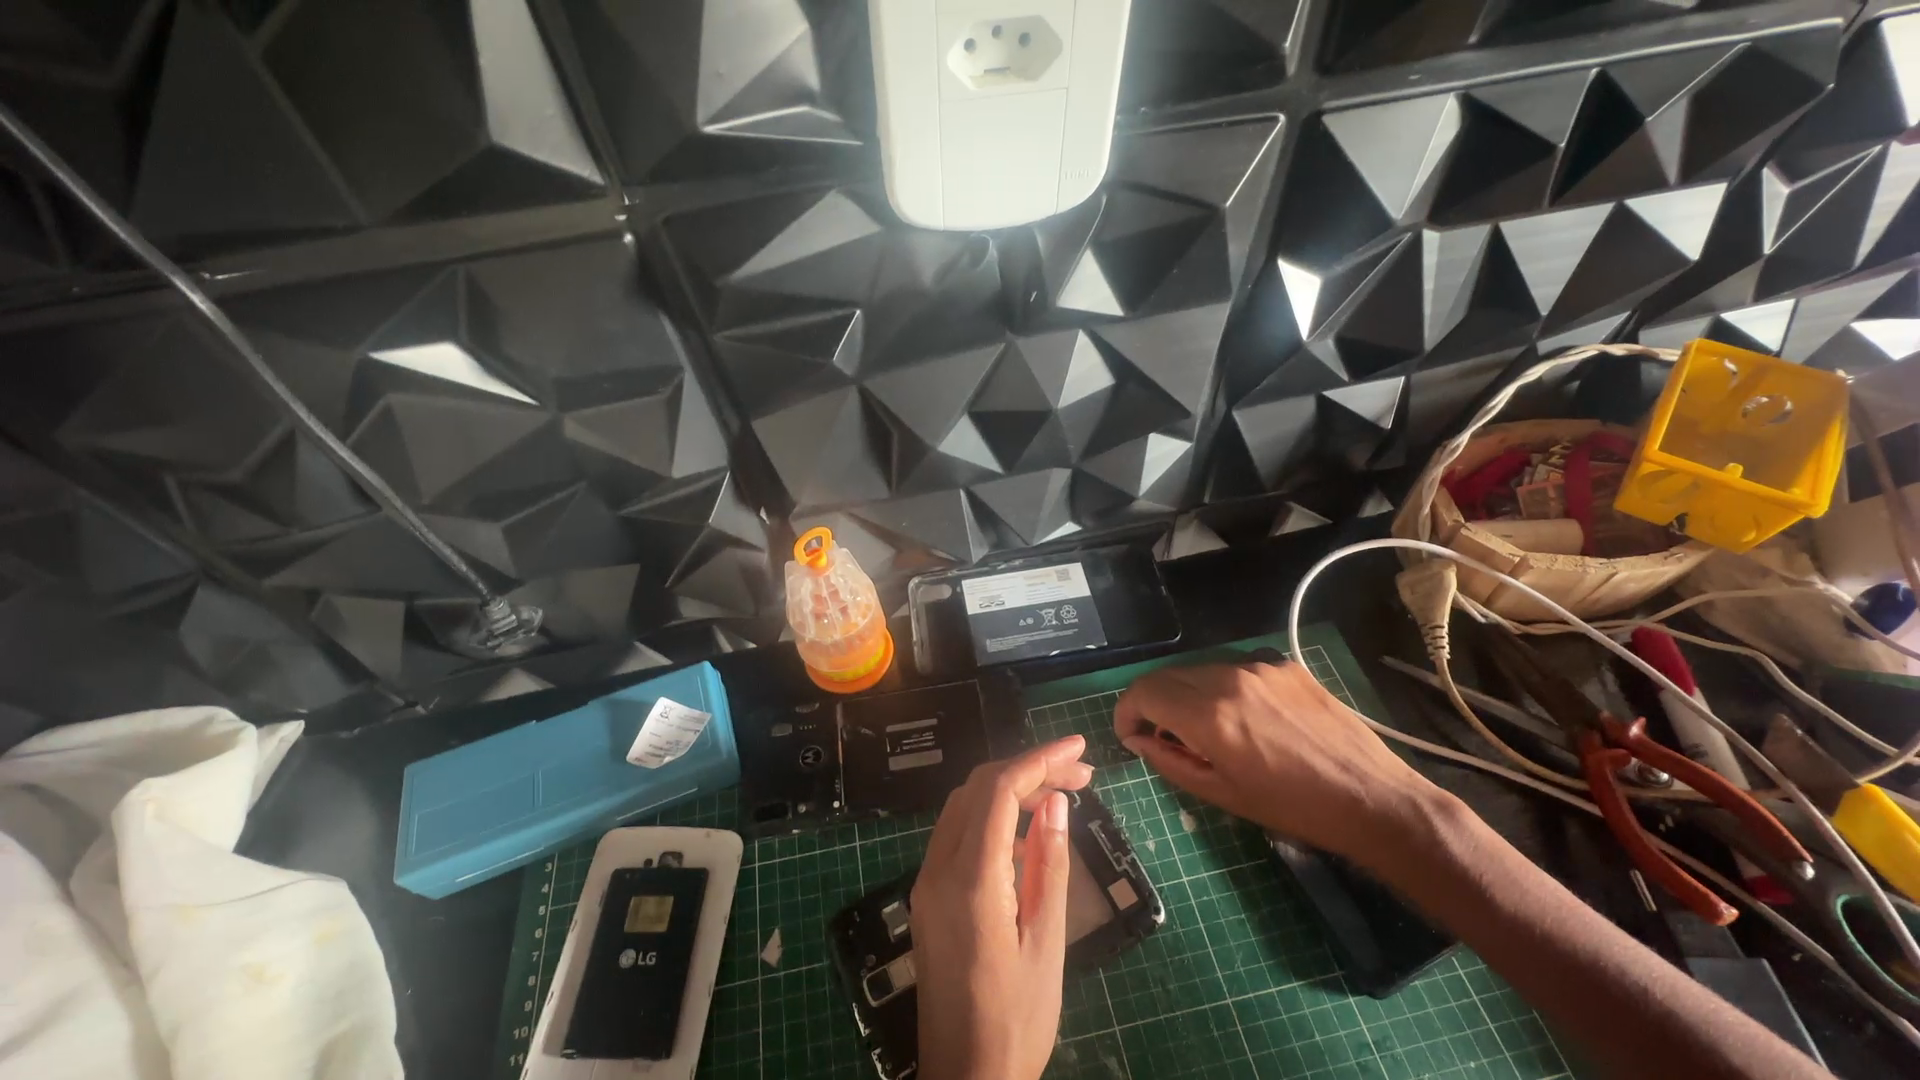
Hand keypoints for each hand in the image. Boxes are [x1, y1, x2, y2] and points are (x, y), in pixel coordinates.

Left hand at [911, 737, 1094, 1079]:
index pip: (999, 791)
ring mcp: (927, 882)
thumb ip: (1048, 866)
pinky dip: (992, 818)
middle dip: (1028, 769)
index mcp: (970, 881)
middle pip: (978, 789)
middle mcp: (938, 870)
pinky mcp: (928, 897)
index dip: (1039, 759)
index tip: (1079, 749)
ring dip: (1009, 790)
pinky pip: (957, 835)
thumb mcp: (1046, 945)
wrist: (964, 1078)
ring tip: (1061, 796)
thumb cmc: (1016, 1022)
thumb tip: (1055, 803)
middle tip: (1081, 776)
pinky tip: (1027, 833)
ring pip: (964, 807)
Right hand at [1113, 660, 1441, 864]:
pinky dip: (1222, 688)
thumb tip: (1139, 740)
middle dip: (1154, 703)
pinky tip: (1244, 718)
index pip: (1144, 692)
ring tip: (1205, 730)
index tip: (1131, 735)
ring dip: (1187, 693)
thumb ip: (1169, 760)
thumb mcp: (1222, 794)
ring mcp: (1260, 667)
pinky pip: (1235, 669)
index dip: (1126, 711)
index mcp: (1209, 715)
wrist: (1372, 797)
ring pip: (1200, 669)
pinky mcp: (1285, 666)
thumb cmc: (1292, 807)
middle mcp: (1229, 679)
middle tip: (1162, 736)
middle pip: (1167, 676)